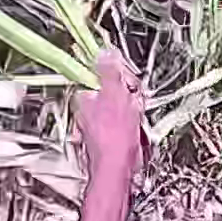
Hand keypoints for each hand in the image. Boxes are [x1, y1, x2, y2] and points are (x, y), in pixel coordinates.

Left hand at [76, 47, 143, 174]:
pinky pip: (126, 123)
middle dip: (129, 96)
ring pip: (122, 107)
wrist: (118, 168)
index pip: (103, 75)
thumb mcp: (115, 94)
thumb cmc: (114, 136)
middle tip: (135, 103)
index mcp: (85, 97)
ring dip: (134, 111)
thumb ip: (109, 71)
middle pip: (114, 91)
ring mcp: (98, 125)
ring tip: (136, 121)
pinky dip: (134, 126)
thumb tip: (104, 52)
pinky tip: (137, 132)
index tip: (129, 85)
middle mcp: (88, 111)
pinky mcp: (110, 137)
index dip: (121, 79)